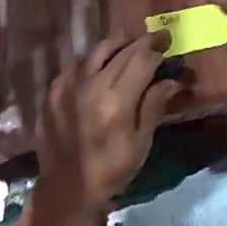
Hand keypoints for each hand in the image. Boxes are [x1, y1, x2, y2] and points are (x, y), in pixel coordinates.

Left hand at [34, 32, 182, 225]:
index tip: (167, 40)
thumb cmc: (111, 169)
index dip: (156, 46)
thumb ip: (154, 105)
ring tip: (129, 49)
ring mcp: (67, 83)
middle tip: (154, 40)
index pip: (141, 58)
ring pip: (96, 51)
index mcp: (116, 99)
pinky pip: (77, 64)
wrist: (66, 186)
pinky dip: (94, 60)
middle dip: (140, 42)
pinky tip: (101, 66)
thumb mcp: (140, 142)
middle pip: (119, 49)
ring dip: (116, 46)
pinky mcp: (52, 88)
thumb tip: (173, 79)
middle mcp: (90, 83)